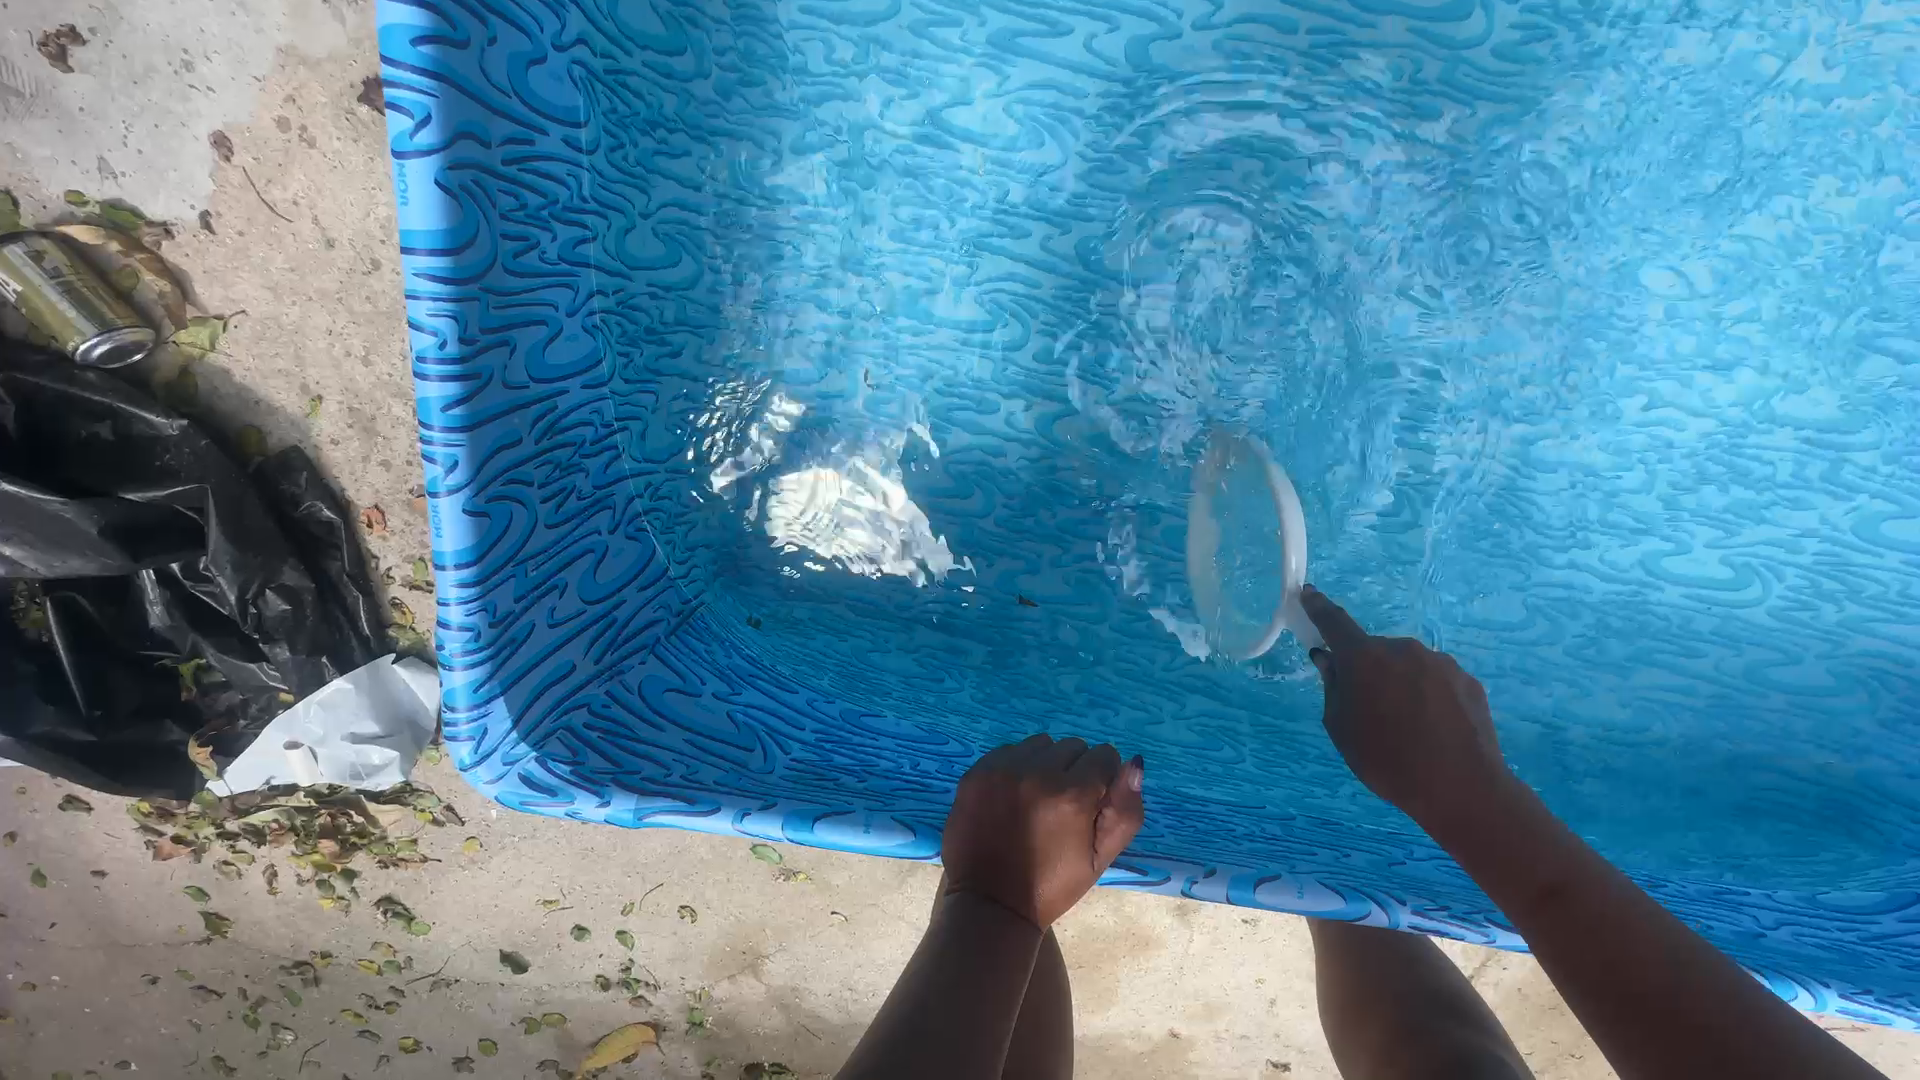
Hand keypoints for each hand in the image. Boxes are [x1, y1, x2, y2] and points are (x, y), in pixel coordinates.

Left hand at [941, 735, 1145, 927]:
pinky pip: (1009, 750)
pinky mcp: (976, 772)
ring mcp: (1001, 770)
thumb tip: (1133, 764)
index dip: (1104, 779)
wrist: (991, 903)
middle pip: (1073, 747)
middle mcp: (1036, 773)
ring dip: (1046, 763)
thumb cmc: (1053, 885)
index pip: (1105, 756)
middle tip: (1064, 805)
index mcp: (1072, 795)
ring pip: (1041, 744)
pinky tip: (1014, 796)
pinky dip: (1017, 766)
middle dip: (1076, 770)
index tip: (1092, 804)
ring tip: (1038, 798)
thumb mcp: (1101, 859)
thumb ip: (1125, 811)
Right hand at [1301, 585, 1509, 822]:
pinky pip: (1434, 680)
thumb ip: (1332, 687)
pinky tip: (1432, 728)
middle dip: (1365, 669)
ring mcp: (1439, 663)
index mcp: (1364, 658)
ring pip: (1406, 665)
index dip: (1317, 606)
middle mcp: (1402, 649)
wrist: (1463, 788)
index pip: (1333, 621)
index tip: (1307, 593)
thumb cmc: (1387, 760)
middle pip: (1373, 651)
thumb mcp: (1340, 728)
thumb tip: (1329, 660)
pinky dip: (1426, 695)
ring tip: (1406, 725)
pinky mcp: (1467, 680)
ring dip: (1398, 682)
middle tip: (1366, 707)